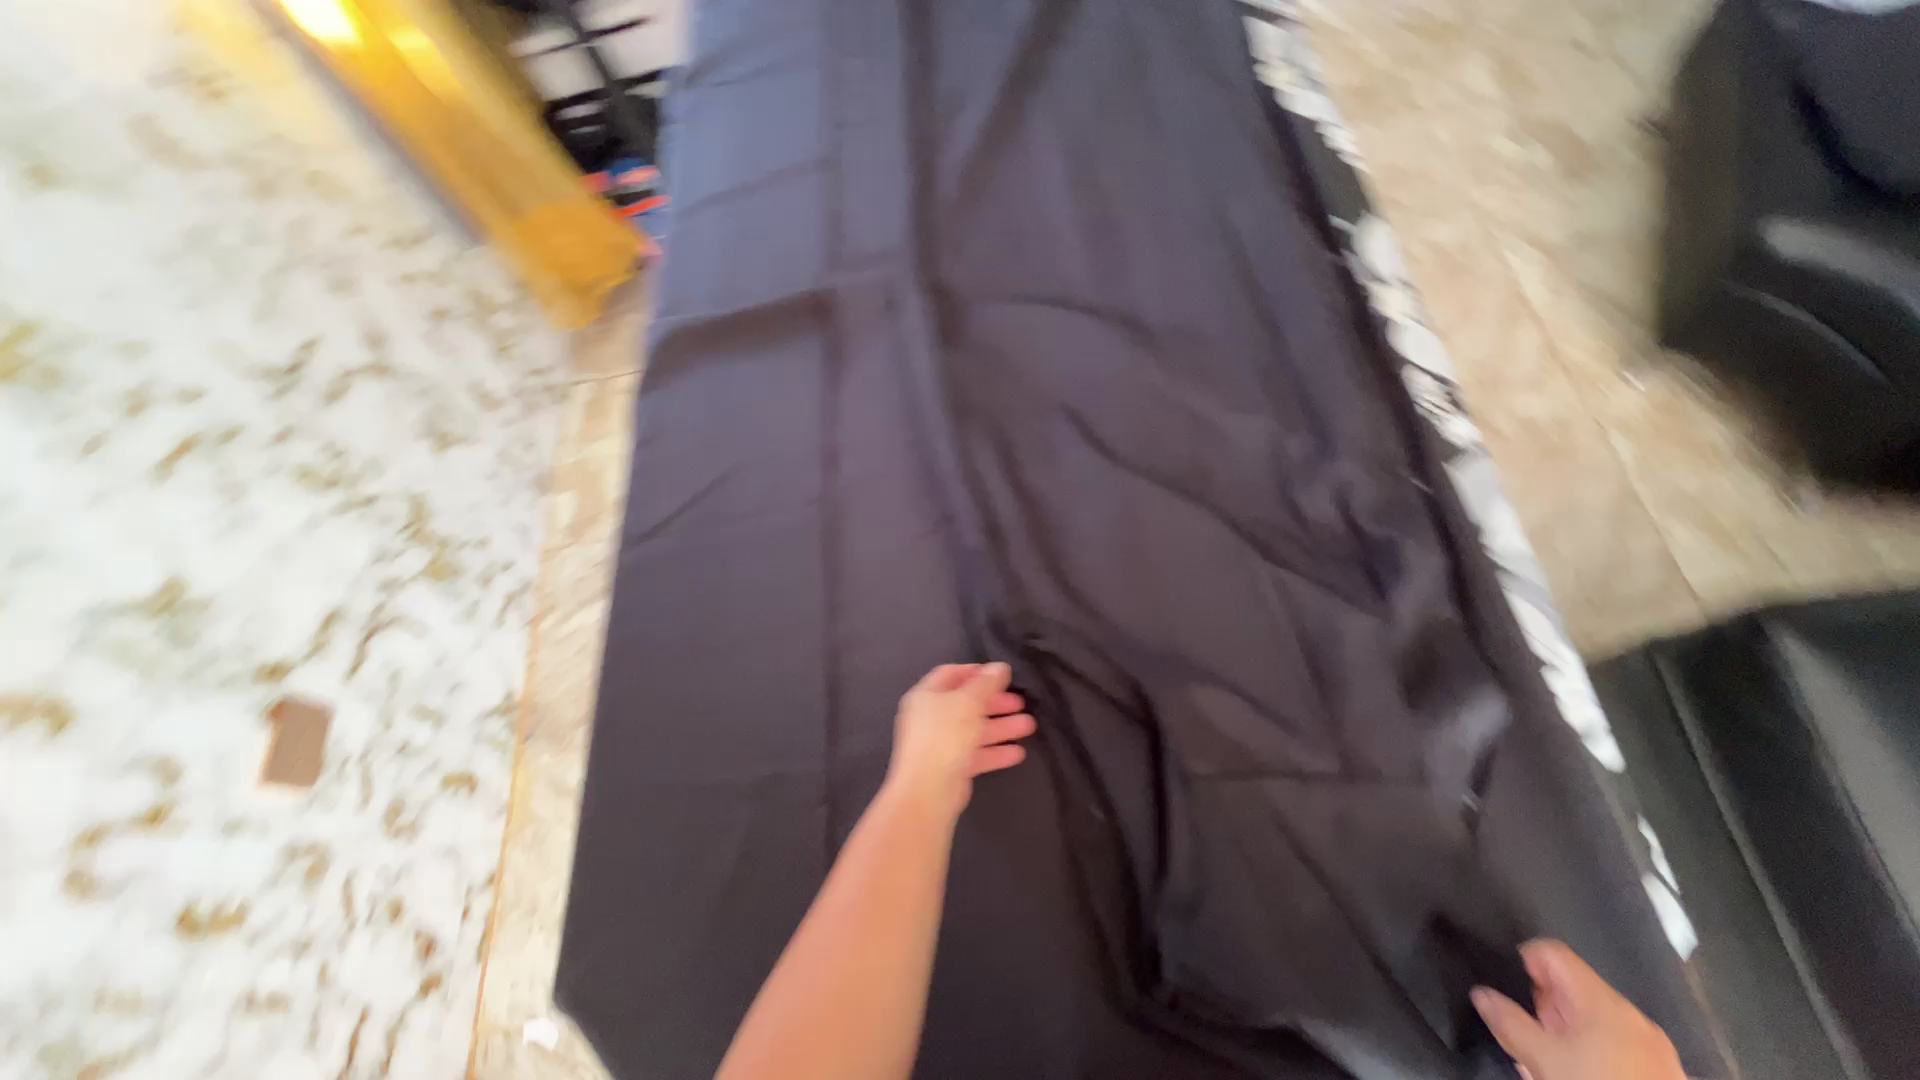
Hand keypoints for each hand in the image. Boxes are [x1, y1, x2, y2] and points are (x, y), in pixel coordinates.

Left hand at [884, 662, 1036, 816]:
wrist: (928, 790)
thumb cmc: (945, 736)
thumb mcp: (968, 702)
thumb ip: (986, 683)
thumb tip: (999, 666)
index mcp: (926, 695)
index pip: (951, 674)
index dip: (975, 672)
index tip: (1001, 674)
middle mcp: (931, 717)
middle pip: (967, 703)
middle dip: (995, 702)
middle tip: (1021, 702)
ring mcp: (941, 744)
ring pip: (974, 730)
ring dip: (1001, 727)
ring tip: (1029, 726)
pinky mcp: (951, 767)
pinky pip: (976, 754)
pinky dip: (995, 752)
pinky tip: (1017, 753)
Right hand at [1471, 940, 1686, 1079]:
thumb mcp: (1542, 1060)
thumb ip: (1508, 1021)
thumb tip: (1481, 993)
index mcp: (1601, 1001)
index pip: (1551, 952)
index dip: (1523, 963)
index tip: (1511, 993)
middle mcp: (1631, 1014)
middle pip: (1572, 987)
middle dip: (1543, 1006)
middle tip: (1530, 1038)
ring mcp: (1653, 1045)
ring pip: (1593, 1018)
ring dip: (1566, 1031)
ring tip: (1552, 1064)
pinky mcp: (1663, 1071)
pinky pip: (1616, 1042)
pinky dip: (1592, 1050)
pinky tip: (1581, 1075)